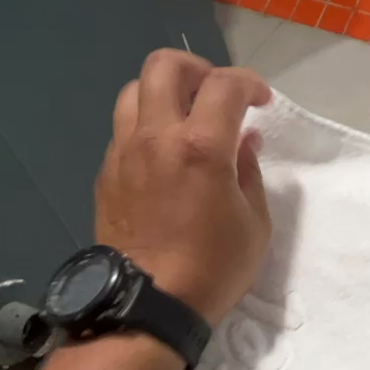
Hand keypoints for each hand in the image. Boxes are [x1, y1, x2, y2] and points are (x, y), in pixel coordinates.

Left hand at [94, 49, 272, 325]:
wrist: (151, 303)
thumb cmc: (214, 268)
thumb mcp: (255, 225)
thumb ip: (250, 173)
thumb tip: (245, 141)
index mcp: (202, 148)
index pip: (225, 87)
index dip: (249, 83)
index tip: (262, 100)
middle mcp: (157, 136)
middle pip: (165, 66)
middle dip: (197, 69)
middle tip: (216, 95)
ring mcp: (125, 152)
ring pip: (135, 91)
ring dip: (164, 94)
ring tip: (185, 120)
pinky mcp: (107, 172)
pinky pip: (125, 129)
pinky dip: (148, 128)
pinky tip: (165, 156)